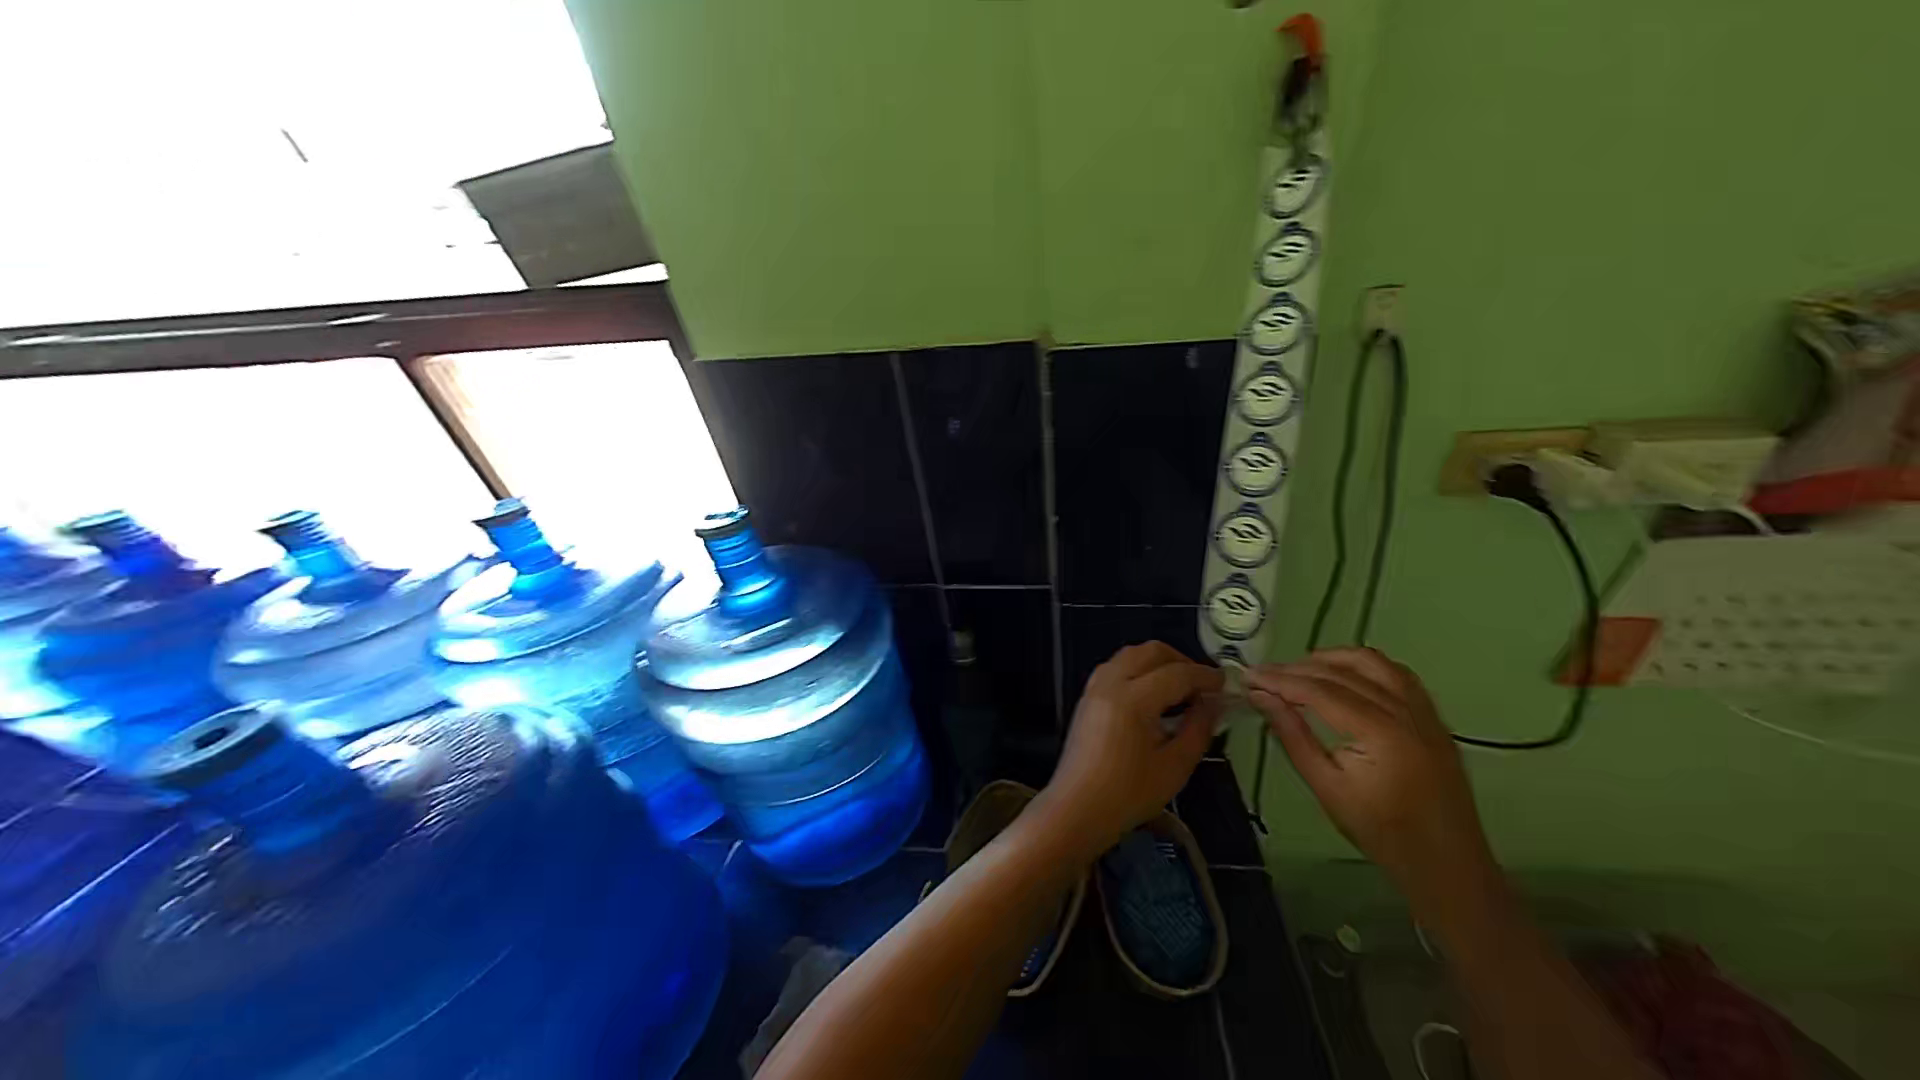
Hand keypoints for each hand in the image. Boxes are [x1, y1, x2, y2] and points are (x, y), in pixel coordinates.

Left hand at [1035, 642, 1222, 859]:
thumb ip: (1198, 729)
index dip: (1204, 676)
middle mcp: (1110, 684)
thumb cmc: (1128, 795)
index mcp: (1133, 699)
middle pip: (1149, 651)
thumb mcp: (1175, 767)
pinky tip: (1152, 696)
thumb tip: (1213, 703)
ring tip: (1179, 689)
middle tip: (1201, 684)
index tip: (1224, 685)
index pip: (1176, 673)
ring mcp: (1094, 689)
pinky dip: (1137, 671)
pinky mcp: (1086, 699)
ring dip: (1156, 663)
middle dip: (1180, 661)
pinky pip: (1114, 668)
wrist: (1076, 811)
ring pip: (1129, 655)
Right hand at [1245, 648, 1497, 908]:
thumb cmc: (1381, 832)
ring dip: (1333, 659)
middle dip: (1298, 668)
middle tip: (1264, 675)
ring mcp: (1425, 711)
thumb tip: (1261, 698)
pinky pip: (1397, 674)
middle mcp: (1406, 711)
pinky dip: (1365, 667)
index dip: (1280, 680)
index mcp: (1381, 733)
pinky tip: (1344, 676)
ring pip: (1374, 663)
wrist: (1446, 863)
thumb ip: (1292, 736)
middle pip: (1343, 672)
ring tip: (1300, 669)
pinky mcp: (1433, 717)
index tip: (1248, 676)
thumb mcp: (1326, 787)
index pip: (1320, 690)